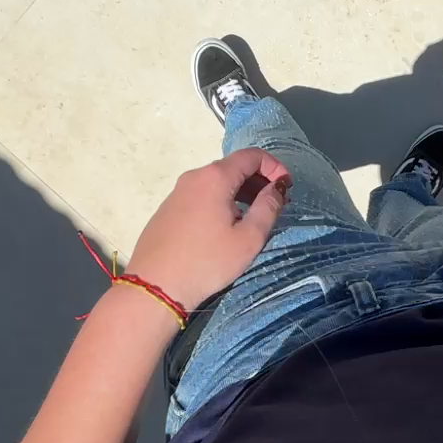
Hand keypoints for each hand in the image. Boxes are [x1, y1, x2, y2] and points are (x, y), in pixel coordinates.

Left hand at [123, 149, 290, 310]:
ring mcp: (178, 192)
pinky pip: (203, 194)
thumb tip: (278, 187)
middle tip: (276, 204)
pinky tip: (227, 226)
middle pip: (234, 167)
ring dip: (241, 192)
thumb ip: (268, 207)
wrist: (155, 287)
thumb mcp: (248, 239)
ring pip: (217, 181)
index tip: (287, 188)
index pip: (252, 155)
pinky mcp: (169, 208)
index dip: (275, 166)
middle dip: (259, 180)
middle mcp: (194, 177)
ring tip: (255, 217)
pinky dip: (222, 200)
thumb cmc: (207, 263)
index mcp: (215, 178)